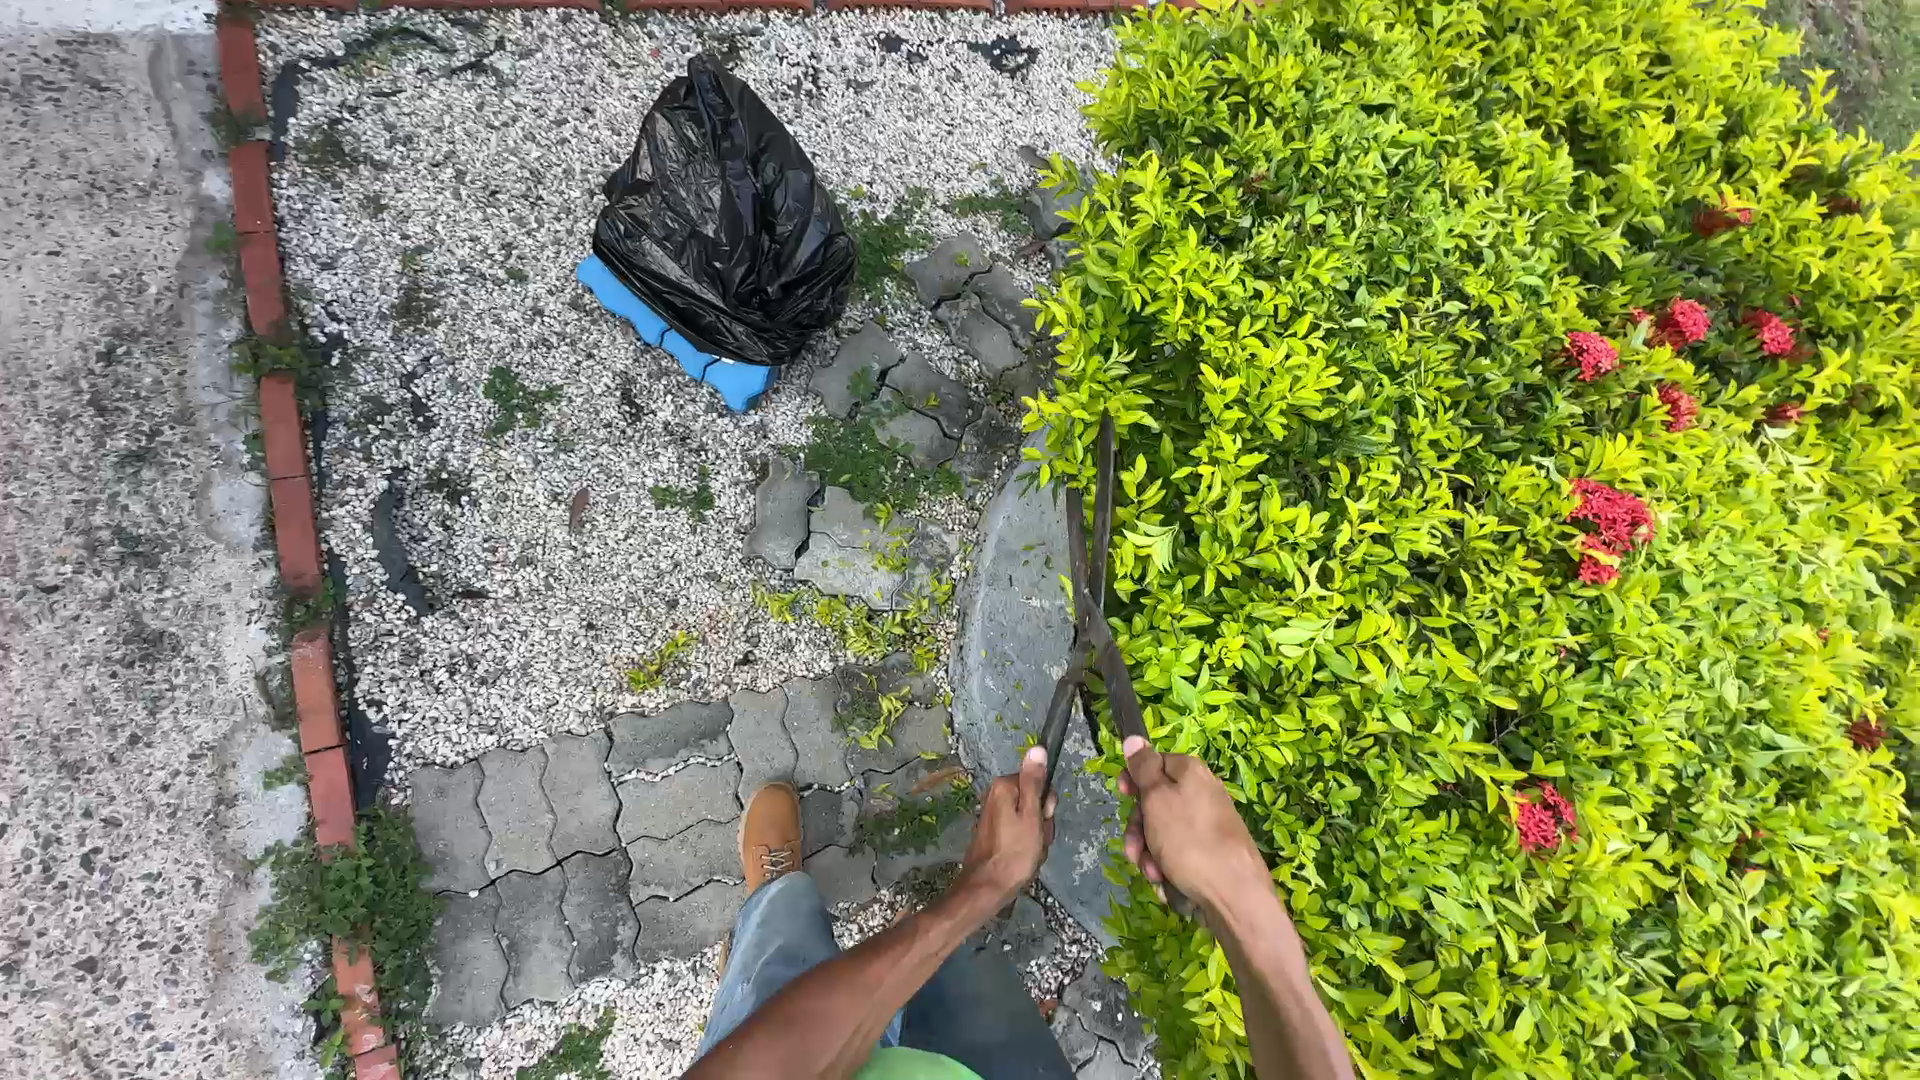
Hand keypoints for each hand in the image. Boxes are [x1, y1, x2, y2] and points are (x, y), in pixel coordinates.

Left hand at [955, 745, 1056, 910]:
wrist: (987, 888)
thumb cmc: (1014, 853)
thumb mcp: (1031, 816)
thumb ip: (1035, 783)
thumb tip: (1038, 748)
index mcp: (1004, 786)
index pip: (1039, 783)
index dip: (1046, 805)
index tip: (1042, 822)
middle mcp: (996, 794)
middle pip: (1033, 800)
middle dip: (1041, 822)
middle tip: (1036, 840)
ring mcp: (994, 813)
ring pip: (1029, 818)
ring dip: (1036, 836)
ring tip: (1031, 852)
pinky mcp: (994, 830)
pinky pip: (1019, 830)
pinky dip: (1026, 844)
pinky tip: (1023, 858)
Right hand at [1119, 735, 1270, 914]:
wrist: (1235, 896)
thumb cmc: (1190, 841)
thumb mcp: (1157, 798)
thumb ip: (1143, 767)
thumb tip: (1134, 737)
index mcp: (1191, 772)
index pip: (1154, 763)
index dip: (1134, 780)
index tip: (1123, 796)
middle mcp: (1202, 793)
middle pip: (1156, 802)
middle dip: (1139, 828)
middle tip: (1134, 849)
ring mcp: (1209, 825)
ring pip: (1163, 832)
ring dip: (1150, 853)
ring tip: (1153, 874)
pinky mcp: (1212, 853)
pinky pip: (1179, 853)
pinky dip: (1168, 867)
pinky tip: (1167, 883)